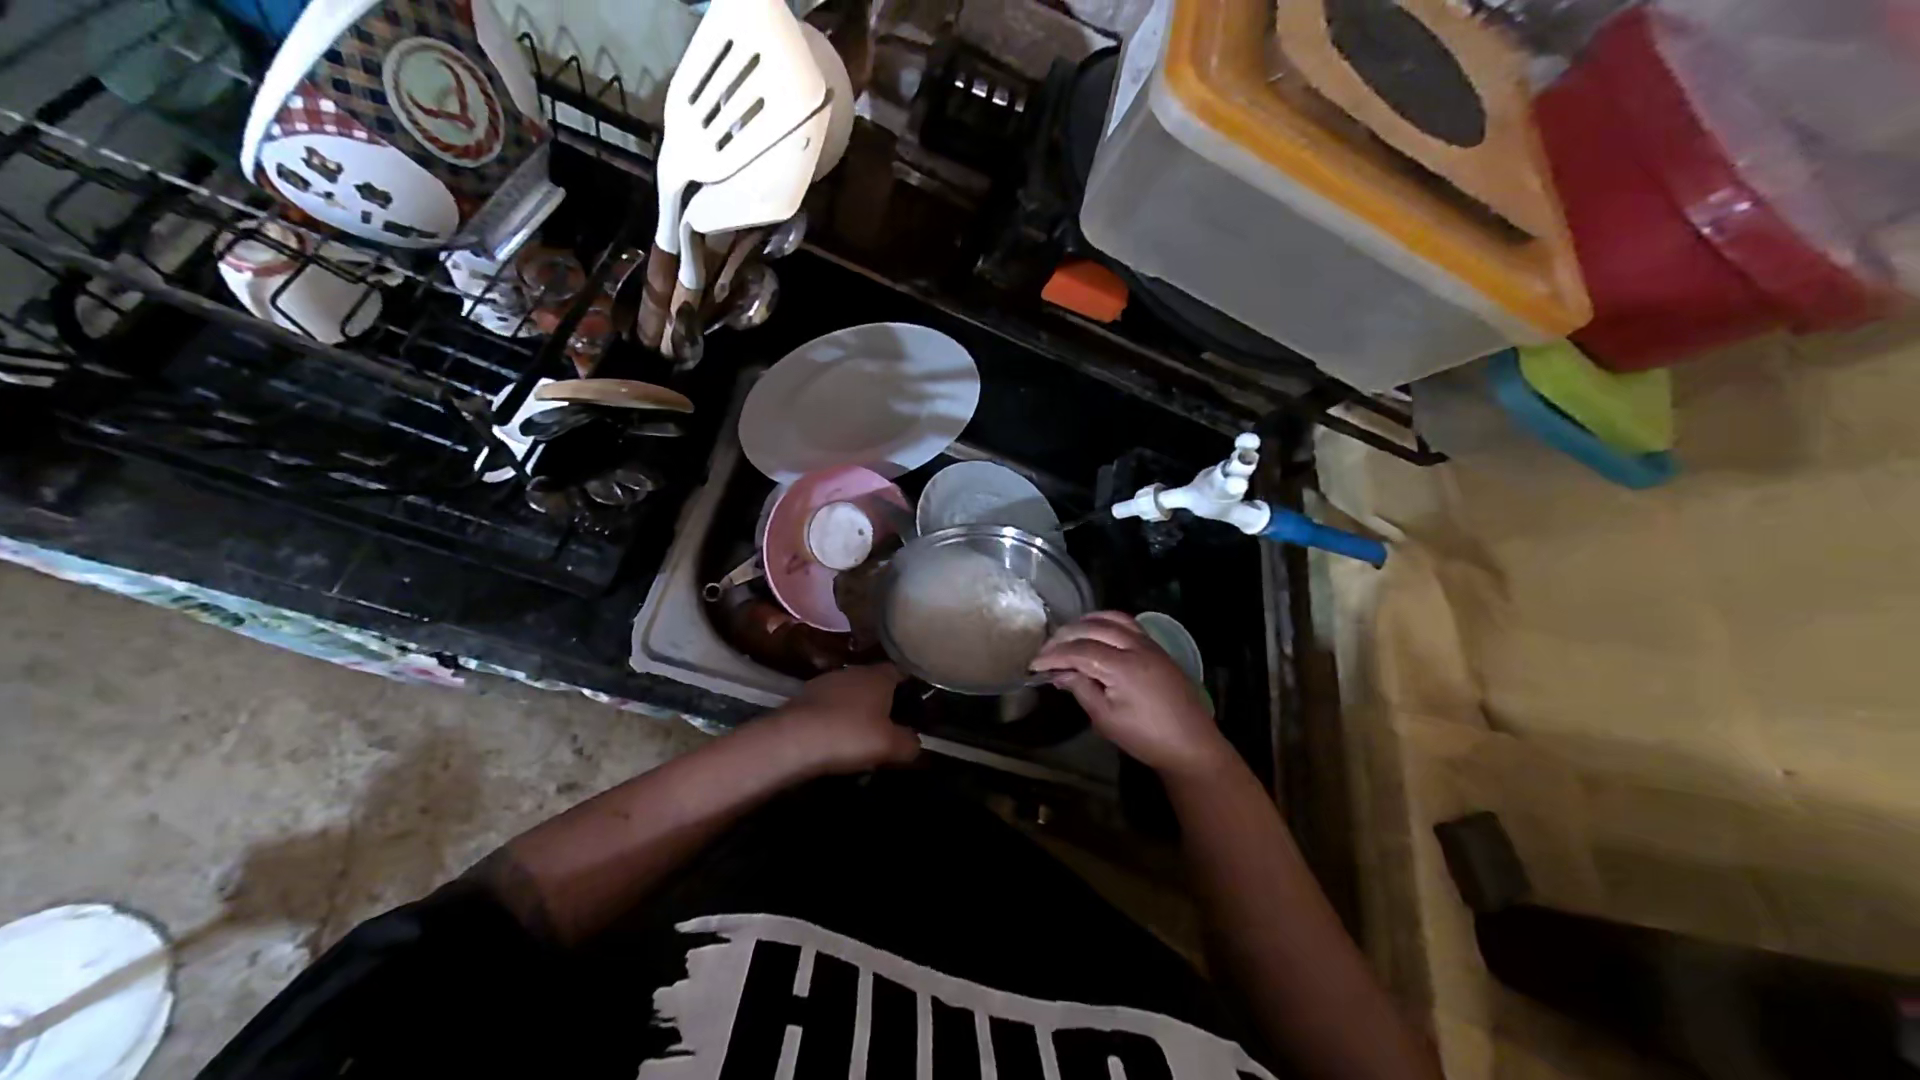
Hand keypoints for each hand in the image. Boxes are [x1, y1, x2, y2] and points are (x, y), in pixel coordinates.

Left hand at [764, 664, 919, 775]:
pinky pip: (827, 706)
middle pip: (873, 681)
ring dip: (854, 709)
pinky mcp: (803, 698)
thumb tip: (915, 741)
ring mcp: (824, 682)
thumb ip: (909, 743)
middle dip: (881, 699)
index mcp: (878, 676)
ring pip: (848, 693)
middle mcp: (852, 671)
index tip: (915, 701)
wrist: (793, 740)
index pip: (899, 670)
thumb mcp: (891, 746)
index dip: (908, 684)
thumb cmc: (850, 735)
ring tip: (860, 735)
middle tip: (889, 723)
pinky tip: (833, 738)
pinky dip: (833, 718)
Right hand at [1031, 612, 1231, 776]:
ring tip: (1067, 635)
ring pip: (1111, 619)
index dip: (1053, 655)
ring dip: (1085, 622)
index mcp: (1122, 666)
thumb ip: (1081, 689)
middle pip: (1092, 628)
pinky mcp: (1157, 648)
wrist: (1191, 744)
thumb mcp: (1105, 719)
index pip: (1078, 650)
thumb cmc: (1145, 737)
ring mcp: (1149, 644)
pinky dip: (1106, 622)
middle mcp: (1135, 647)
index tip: (1034, 665)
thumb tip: (1060, 673)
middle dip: (1064, 636)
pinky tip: (1095, 632)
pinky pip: (1127, 623)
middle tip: (1046, 650)